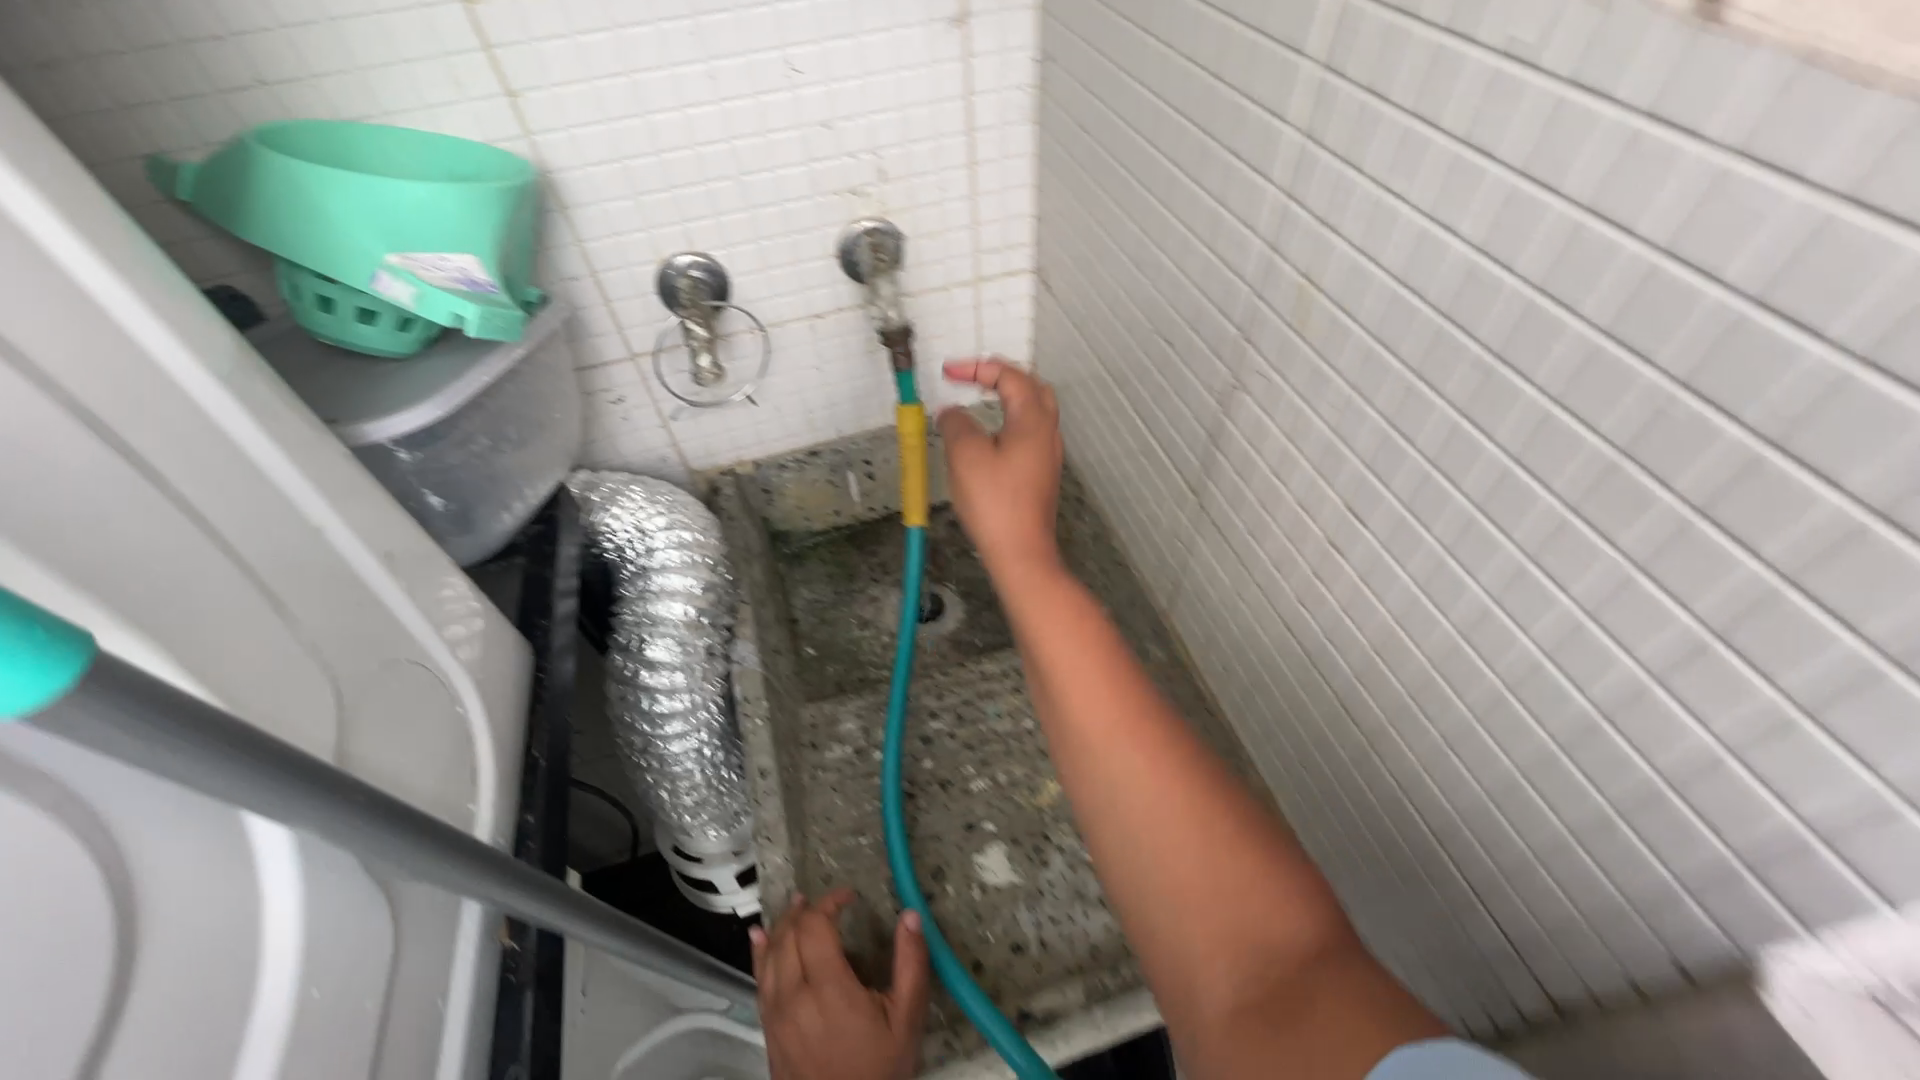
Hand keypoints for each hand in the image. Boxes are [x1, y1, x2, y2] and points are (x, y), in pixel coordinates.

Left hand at [751, 889, 930, 1079]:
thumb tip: (911, 915)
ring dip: (783, 925)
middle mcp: (794, 994)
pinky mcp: (768, 1029)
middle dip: (806, 910)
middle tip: (826, 901)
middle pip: (789, 935)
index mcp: (829, 987)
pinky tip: (760, 937)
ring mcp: (776, 1013)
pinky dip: (760, 952)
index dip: (830, 902)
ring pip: (770, 954)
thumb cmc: (880, 1069)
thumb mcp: (907, 1019)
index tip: (849, 897)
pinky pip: (758, 980)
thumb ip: (911, 963)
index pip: (816, 926)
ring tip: (797, 907)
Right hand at [937, 359, 1064, 578]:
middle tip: (973, 378)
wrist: (1020, 552)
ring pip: (1034, 412)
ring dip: (1008, 399)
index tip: (948, 373)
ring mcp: (1048, 455)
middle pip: (1032, 388)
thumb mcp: (965, 455)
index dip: (977, 367)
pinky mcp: (1042, 475)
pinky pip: (1029, 434)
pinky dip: (1010, 422)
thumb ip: (956, 424)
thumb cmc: (994, 502)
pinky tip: (991, 436)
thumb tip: (951, 413)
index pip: (1009, 376)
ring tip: (981, 400)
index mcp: (1032, 419)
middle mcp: (1048, 432)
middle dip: (1001, 376)